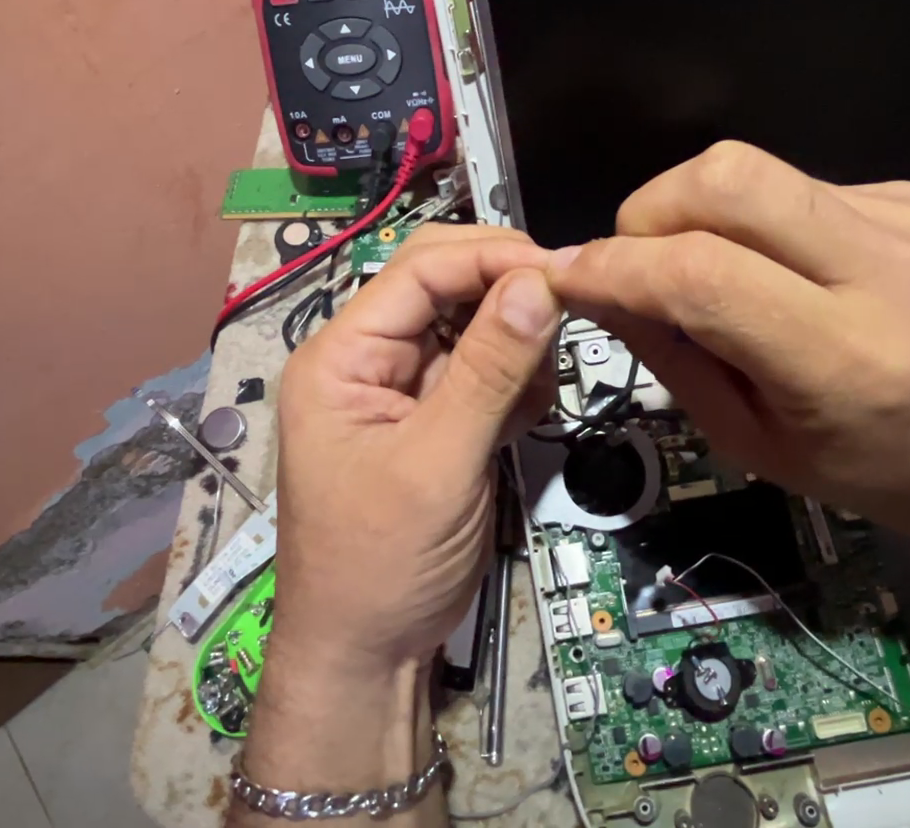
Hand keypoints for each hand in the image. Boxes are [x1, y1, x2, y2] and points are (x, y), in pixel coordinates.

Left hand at [272, 224, 559, 674]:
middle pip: (443, 285)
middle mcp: (370, 358)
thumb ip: (488, 370)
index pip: (418, 271)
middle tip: (567, 306)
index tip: (560, 268)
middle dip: (505, 289)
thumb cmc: (382, 561)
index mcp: (342, 355)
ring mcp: (405, 388)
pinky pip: (484, 370)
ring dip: (517, 339)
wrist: (368, 651)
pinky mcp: (438, 417)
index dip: (490, 258)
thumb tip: (539, 282)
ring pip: (471, 325)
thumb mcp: (437, 463)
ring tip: (541, 385)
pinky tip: (532, 408)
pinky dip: (517, 379)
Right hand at [545, 141, 909, 552]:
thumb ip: (667, 357)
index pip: (703, 276)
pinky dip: (741, 218)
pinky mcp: (903, 195)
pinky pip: (784, 182)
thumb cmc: (864, 467)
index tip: (567, 277)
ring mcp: (900, 219)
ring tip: (691, 268)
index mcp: (846, 360)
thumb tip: (597, 289)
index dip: (617, 267)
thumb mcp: (746, 441)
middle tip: (632, 264)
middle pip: (727, 181)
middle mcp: (884, 271)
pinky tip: (761, 265)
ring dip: (688, 211)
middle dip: (647, 212)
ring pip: (747, 166)